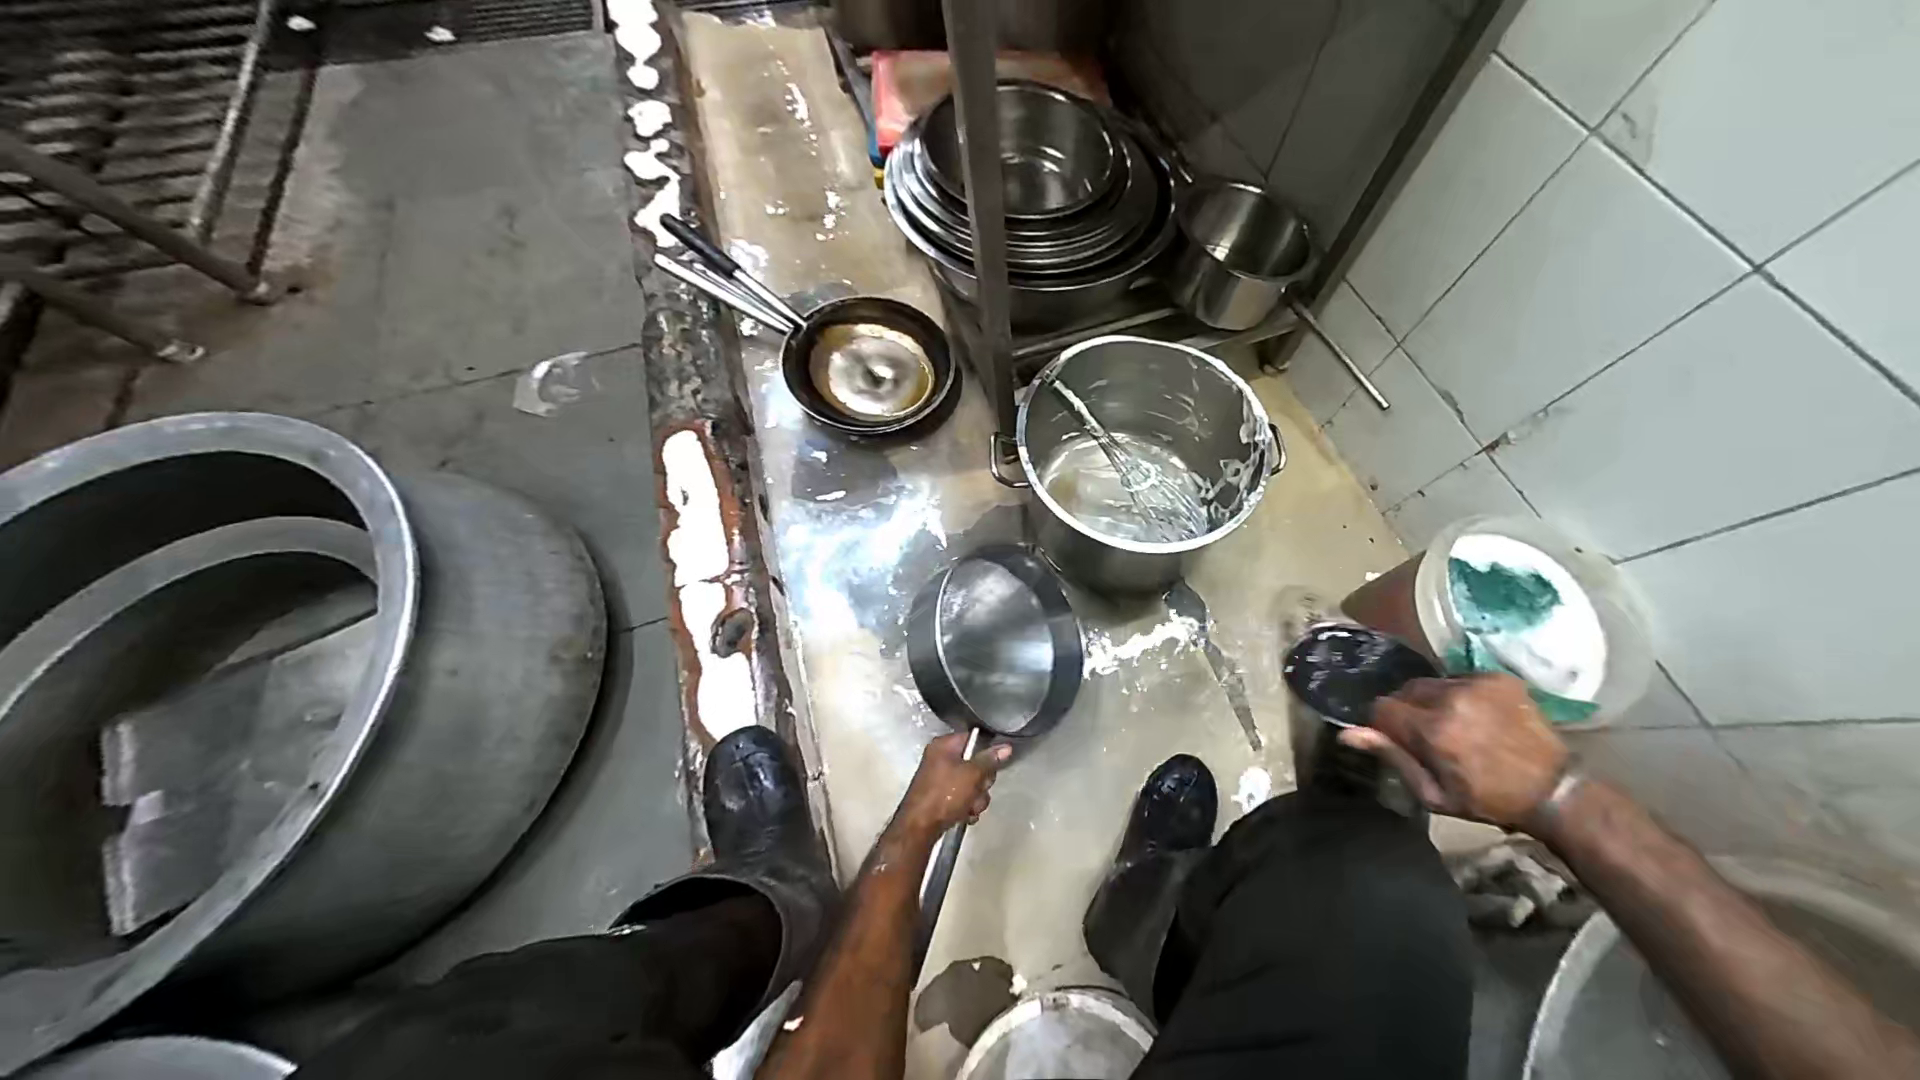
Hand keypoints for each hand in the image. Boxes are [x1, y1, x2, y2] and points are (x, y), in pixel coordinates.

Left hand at [898, 732, 1011, 838]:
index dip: (986, 752)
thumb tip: (1005, 747)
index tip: (992, 766)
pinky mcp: (940, 798)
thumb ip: (990, 760)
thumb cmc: (944, 795)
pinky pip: (963, 798)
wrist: (919, 828)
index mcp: (944, 746)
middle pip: (975, 764)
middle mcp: (940, 759)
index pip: (973, 739)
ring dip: (976, 798)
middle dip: (981, 782)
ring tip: (970, 807)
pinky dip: (967, 807)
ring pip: (971, 784)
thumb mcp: (972, 775)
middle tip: (977, 789)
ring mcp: (940, 779)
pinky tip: (965, 815)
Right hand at [1338, 674, 1568, 828]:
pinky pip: (1459, 678)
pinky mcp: (1498, 678)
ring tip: (1457, 724)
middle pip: (1404, 691)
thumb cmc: (1488, 800)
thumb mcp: (1432, 792)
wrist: (1557, 793)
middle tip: (1430, 735)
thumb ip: (1391, 756)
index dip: (1386, 726)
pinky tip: (1478, 714)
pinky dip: (1461, 693)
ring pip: (1430, 683)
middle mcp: (1450, 698)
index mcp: (1431, 729)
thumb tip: (1348, 733)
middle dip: (1409, 711)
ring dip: (1434, 701)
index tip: (1402, 741)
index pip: (1381, 708)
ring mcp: (1477, 685)